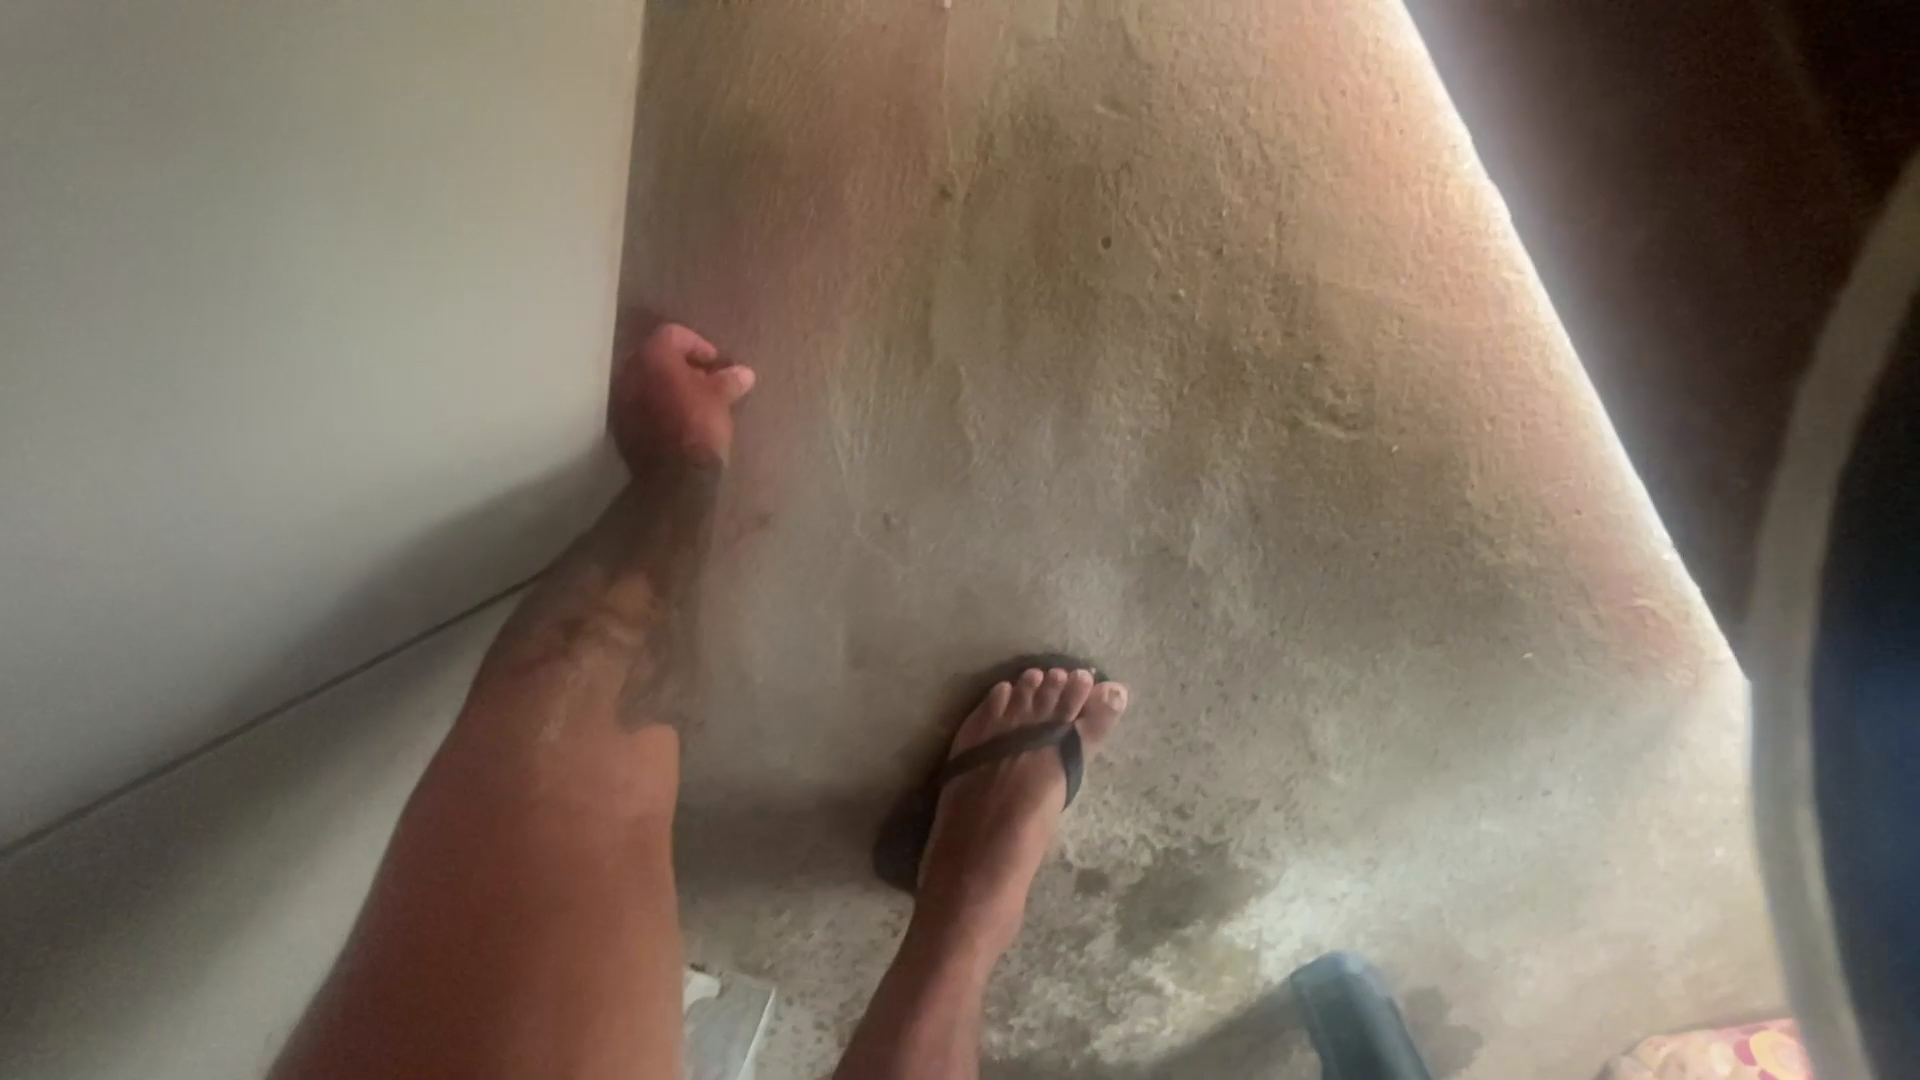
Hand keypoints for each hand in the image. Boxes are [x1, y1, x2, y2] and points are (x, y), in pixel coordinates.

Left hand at [609, 317, 755, 469]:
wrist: (675, 475)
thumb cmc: (699, 426)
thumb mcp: (721, 400)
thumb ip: (729, 381)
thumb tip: (744, 373)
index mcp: (654, 357)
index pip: (673, 334)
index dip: (698, 344)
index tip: (715, 363)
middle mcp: (630, 372)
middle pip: (656, 356)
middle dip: (681, 365)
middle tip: (705, 380)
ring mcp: (622, 399)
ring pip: (646, 381)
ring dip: (668, 386)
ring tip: (692, 402)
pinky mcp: (622, 425)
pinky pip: (641, 404)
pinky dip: (658, 405)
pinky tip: (678, 420)